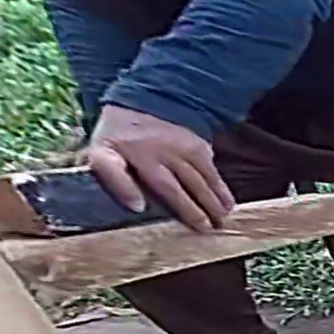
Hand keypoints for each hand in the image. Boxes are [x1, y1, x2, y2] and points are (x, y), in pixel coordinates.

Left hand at [87, 104, 234, 230]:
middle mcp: (146, 150)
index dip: (122, 187)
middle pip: (169, 186)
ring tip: (220, 223)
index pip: (110, 166)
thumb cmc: (125, 137)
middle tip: (205, 229)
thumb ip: (112, 172)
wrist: (150, 104)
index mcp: (113, 149)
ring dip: (211, 205)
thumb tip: (133, 204)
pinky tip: (229, 207)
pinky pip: (213, 176)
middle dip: (189, 209)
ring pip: (197, 183)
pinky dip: (222, 193)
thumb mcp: (104, 147)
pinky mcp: (199, 150)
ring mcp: (176, 150)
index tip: (138, 207)